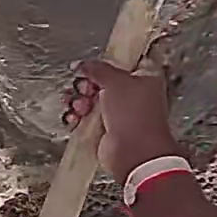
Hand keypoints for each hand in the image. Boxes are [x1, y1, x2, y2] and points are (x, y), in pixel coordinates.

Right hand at [62, 59, 181, 183]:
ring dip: (78, 101)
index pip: (118, 64)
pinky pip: (83, 118)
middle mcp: (130, 96)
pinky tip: (74, 118)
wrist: (134, 152)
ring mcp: (117, 114)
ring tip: (79, 107)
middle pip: (98, 82)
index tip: (90, 68)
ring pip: (88, 100)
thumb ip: (97, 68)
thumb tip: (81, 65)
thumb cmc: (134, 114)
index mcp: (142, 79)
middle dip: (84, 85)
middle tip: (85, 90)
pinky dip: (75, 117)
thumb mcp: (116, 80)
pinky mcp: (104, 130)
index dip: (102, 65)